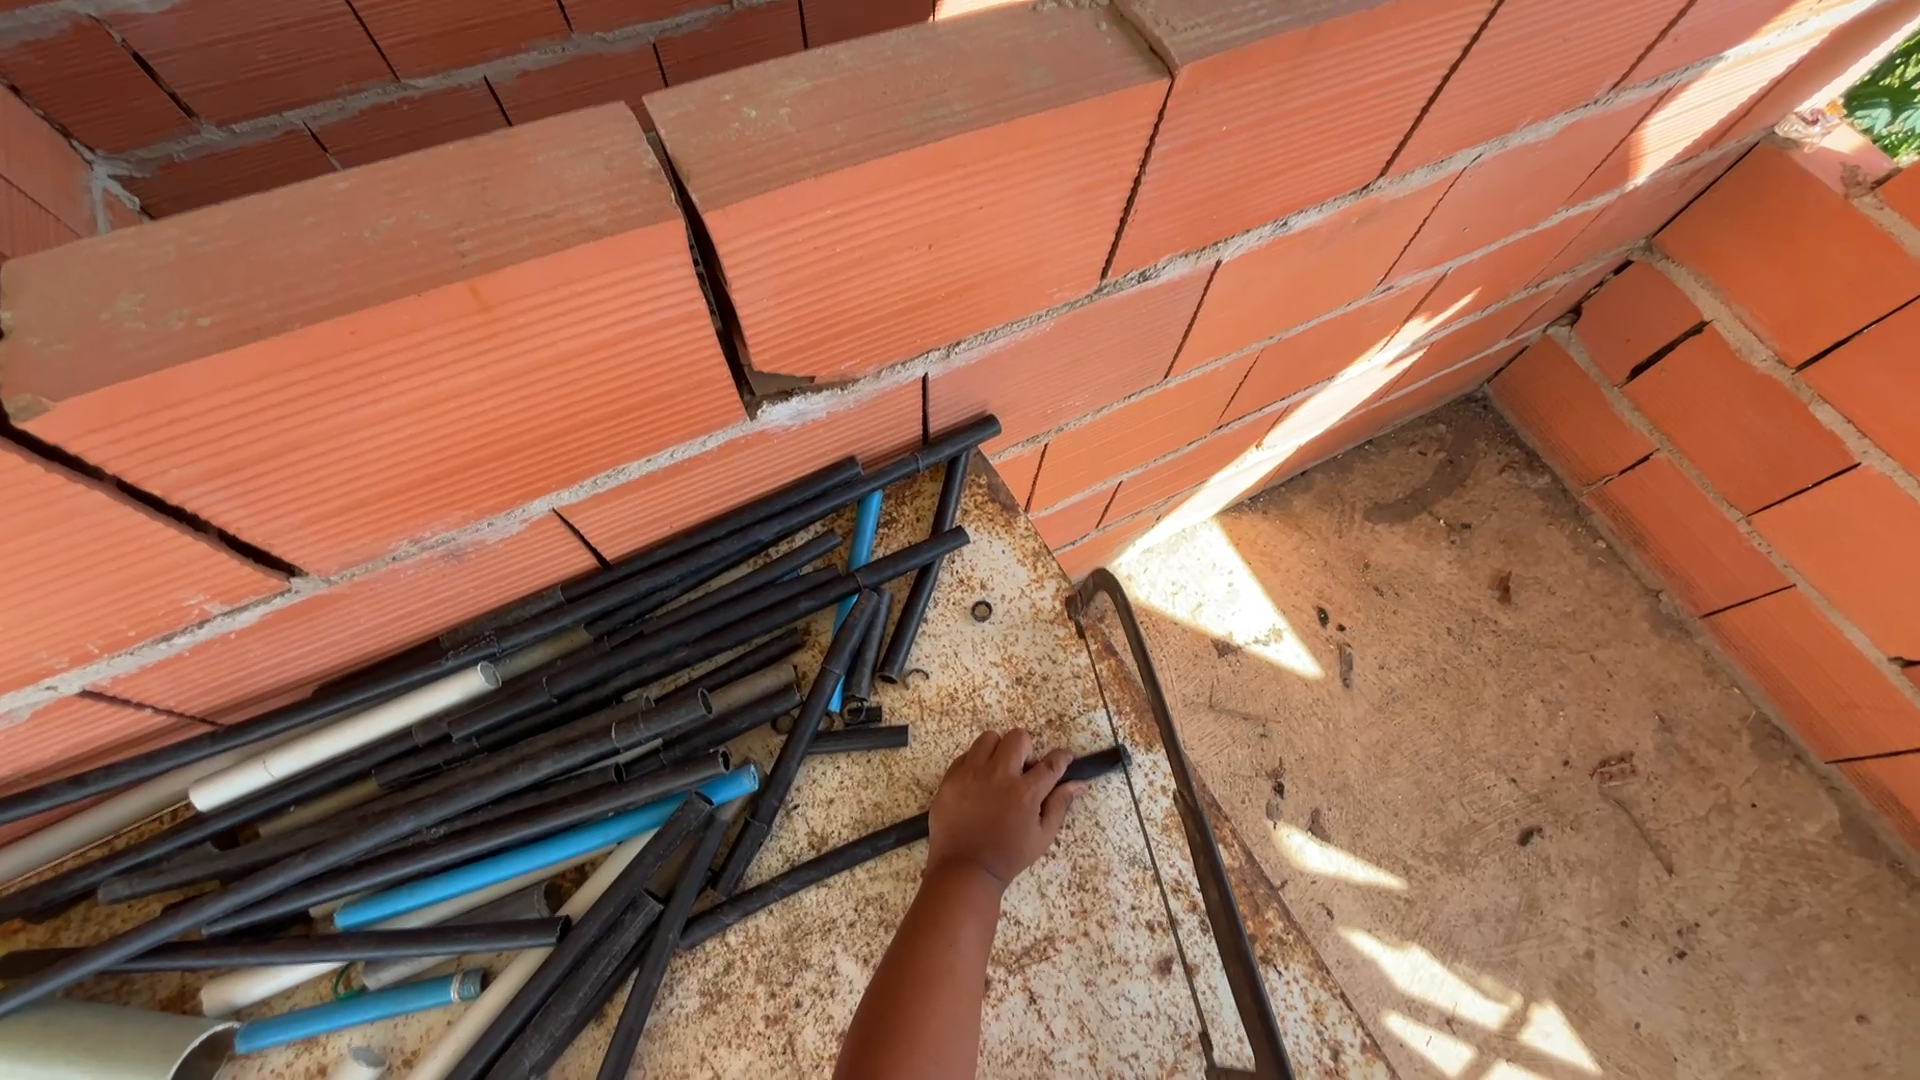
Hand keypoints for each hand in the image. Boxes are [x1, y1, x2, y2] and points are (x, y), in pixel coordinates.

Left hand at [926, 729, 1085, 891]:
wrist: (964, 869)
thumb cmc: (1007, 856)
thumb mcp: (1042, 836)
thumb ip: (1060, 805)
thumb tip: (1079, 784)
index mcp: (1025, 792)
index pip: (1052, 763)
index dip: (1063, 757)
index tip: (1065, 757)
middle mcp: (999, 775)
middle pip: (1018, 737)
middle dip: (1026, 750)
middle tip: (1023, 772)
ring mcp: (972, 774)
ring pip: (989, 738)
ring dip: (998, 751)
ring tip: (997, 772)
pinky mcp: (951, 777)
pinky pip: (966, 754)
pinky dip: (976, 763)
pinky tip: (978, 783)